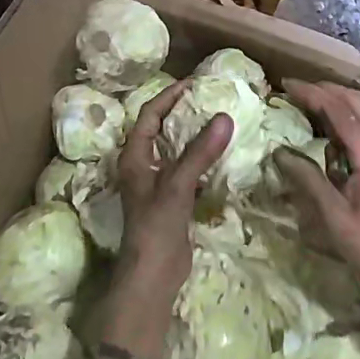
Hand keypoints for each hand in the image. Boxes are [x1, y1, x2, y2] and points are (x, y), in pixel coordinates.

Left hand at [113, 79, 231, 304]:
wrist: (153, 275)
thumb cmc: (157, 226)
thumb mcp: (178, 185)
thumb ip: (200, 152)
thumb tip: (224, 117)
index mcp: (134, 157)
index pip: (149, 115)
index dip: (168, 97)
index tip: (193, 83)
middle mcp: (142, 166)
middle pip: (160, 130)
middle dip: (182, 113)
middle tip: (209, 99)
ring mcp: (156, 184)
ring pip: (174, 150)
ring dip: (192, 137)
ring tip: (218, 122)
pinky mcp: (171, 200)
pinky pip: (186, 171)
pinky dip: (200, 161)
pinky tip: (220, 157)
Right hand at [274, 79, 359, 310]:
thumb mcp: (334, 217)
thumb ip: (308, 180)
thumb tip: (280, 152)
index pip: (340, 111)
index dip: (311, 94)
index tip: (286, 85)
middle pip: (356, 102)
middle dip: (325, 89)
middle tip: (294, 89)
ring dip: (336, 100)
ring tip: (306, 102)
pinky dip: (345, 117)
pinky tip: (326, 129)